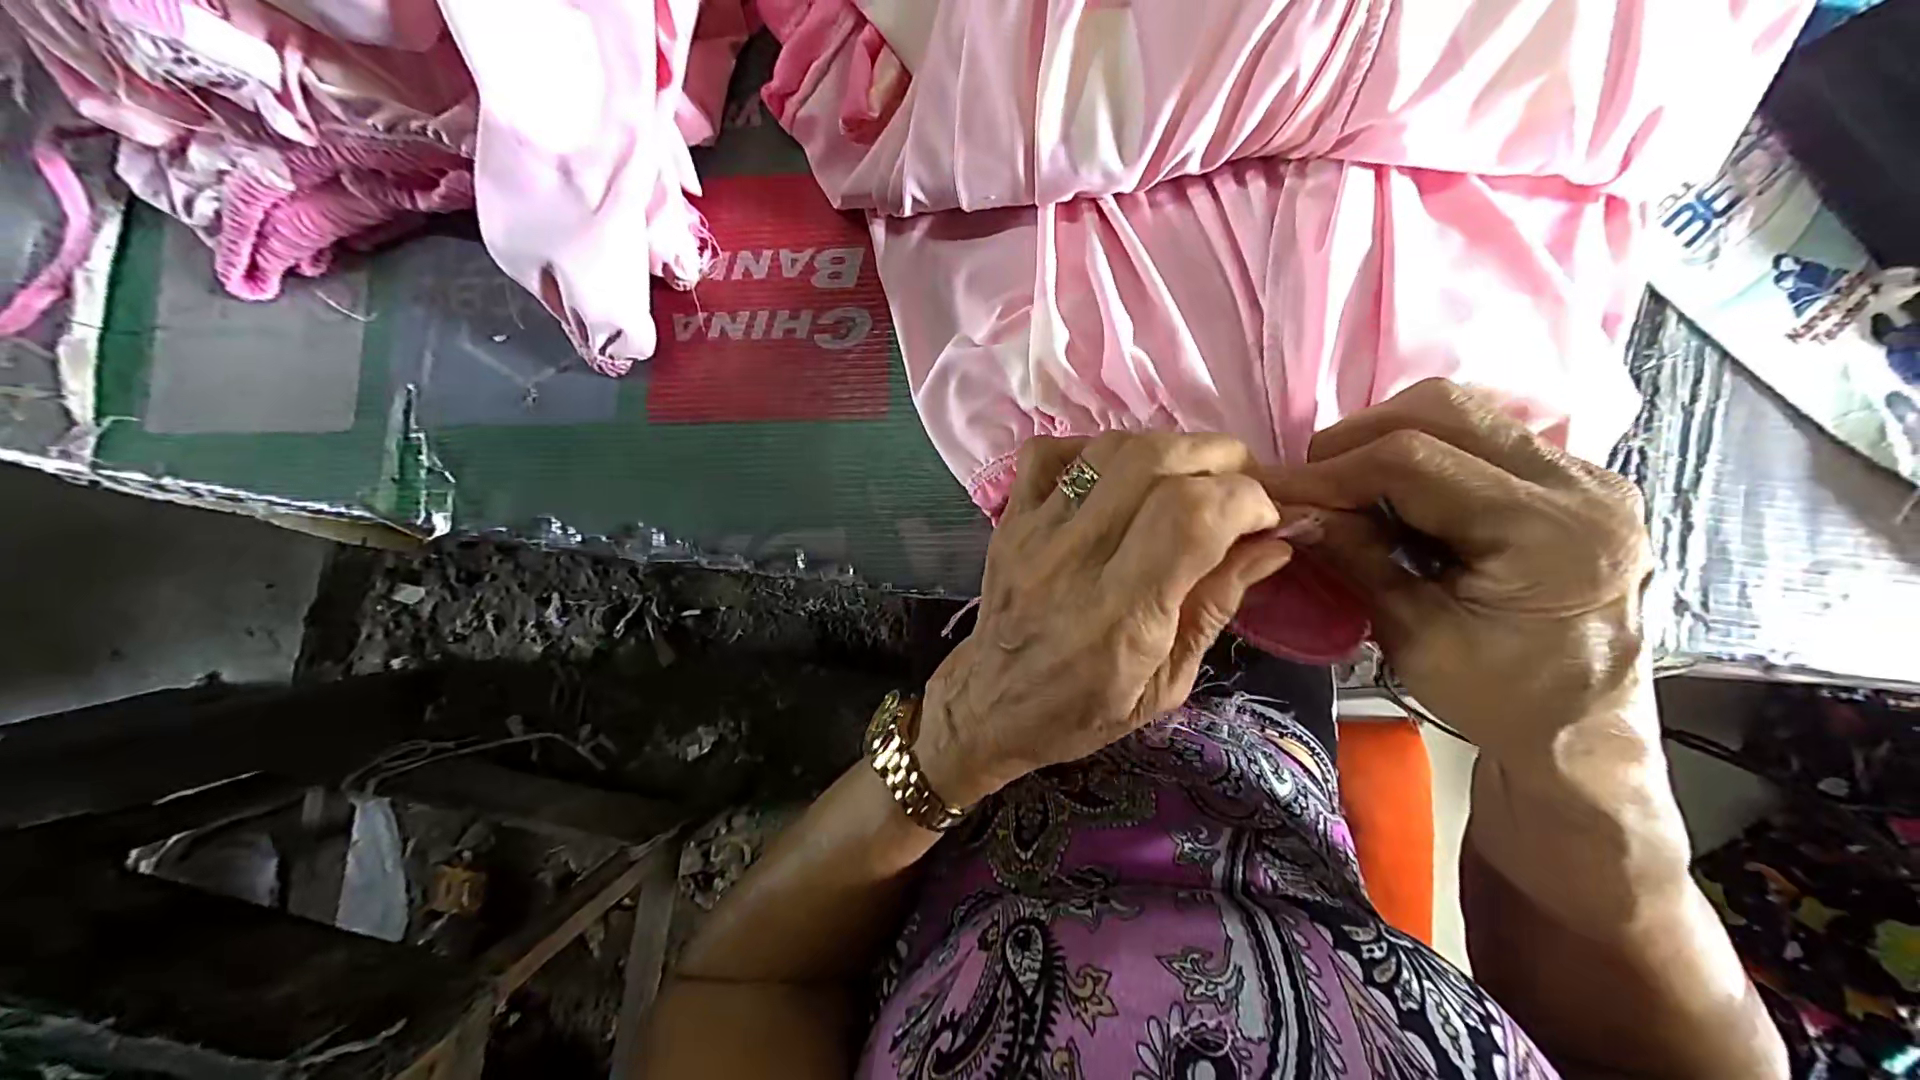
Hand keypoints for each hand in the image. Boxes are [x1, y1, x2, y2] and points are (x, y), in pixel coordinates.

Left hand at [917, 433, 1294, 805]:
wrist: (990, 704)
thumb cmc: (1081, 710)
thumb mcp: (1165, 684)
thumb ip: (1215, 606)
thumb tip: (1274, 541)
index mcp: (1120, 616)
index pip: (1190, 516)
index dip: (1245, 499)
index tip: (1265, 518)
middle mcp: (1073, 561)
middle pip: (1152, 463)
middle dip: (1217, 457)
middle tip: (1239, 484)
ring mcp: (1034, 533)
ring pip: (1108, 449)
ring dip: (1167, 448)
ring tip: (1190, 476)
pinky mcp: (1009, 520)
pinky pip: (1048, 453)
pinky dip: (1093, 447)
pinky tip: (1119, 474)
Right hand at [1260, 379, 1655, 764]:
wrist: (1583, 728)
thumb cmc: (1498, 698)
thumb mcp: (1413, 635)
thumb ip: (1355, 558)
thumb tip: (1290, 511)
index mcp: (1549, 534)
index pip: (1414, 462)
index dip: (1329, 472)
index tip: (1274, 492)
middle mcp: (1581, 484)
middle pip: (1443, 410)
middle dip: (1355, 439)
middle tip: (1311, 485)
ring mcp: (1583, 475)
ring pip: (1460, 410)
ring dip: (1383, 438)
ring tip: (1345, 487)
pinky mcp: (1569, 479)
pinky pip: (1476, 434)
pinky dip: (1416, 451)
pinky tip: (1390, 493)